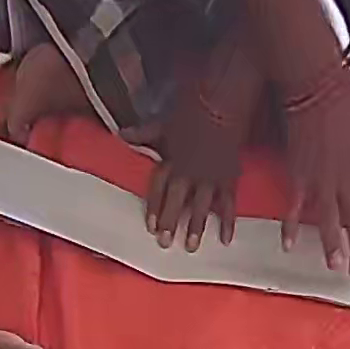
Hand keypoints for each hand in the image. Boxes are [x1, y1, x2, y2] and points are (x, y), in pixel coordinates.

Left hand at [146, 89, 243, 250]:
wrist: (222, 101)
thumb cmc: (190, 115)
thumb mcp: (163, 123)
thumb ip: (143, 134)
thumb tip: (120, 135)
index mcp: (172, 160)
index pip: (160, 187)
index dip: (155, 208)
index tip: (151, 227)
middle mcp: (190, 170)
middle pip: (178, 198)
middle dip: (172, 220)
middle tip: (166, 243)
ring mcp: (211, 176)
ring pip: (202, 204)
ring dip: (197, 226)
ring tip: (192, 247)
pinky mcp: (229, 178)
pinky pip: (229, 203)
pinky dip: (228, 222)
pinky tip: (225, 240)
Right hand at [280, 67, 349, 279]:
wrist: (320, 83)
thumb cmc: (348, 101)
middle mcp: (341, 184)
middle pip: (349, 226)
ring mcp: (319, 181)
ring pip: (326, 221)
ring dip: (330, 245)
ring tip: (333, 267)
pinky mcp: (298, 174)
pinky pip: (294, 206)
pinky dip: (291, 226)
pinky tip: (288, 244)